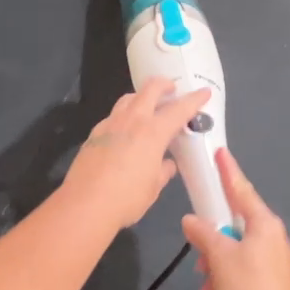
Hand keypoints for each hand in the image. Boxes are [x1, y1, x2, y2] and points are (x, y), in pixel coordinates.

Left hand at [61, 79, 210, 231]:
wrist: (85, 205)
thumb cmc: (126, 198)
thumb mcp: (153, 187)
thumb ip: (163, 171)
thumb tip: (169, 164)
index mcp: (153, 132)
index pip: (179, 109)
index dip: (194, 99)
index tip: (205, 92)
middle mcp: (132, 120)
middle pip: (150, 89)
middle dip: (164, 84)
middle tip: (172, 90)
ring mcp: (110, 124)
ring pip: (128, 98)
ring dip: (141, 97)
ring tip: (148, 108)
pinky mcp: (94, 133)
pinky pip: (113, 116)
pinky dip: (124, 116)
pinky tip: (125, 131)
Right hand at [181, 148, 289, 289]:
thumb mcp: (220, 260)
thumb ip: (204, 235)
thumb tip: (192, 220)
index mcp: (265, 225)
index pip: (242, 190)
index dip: (229, 171)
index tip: (221, 152)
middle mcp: (276, 239)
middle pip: (237, 228)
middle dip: (213, 244)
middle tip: (199, 261)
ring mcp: (280, 265)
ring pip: (239, 256)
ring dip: (218, 269)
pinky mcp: (279, 288)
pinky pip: (247, 276)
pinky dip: (230, 285)